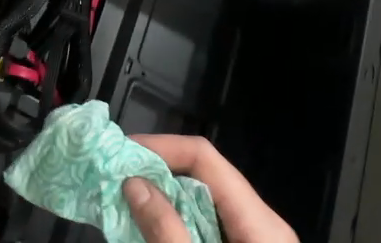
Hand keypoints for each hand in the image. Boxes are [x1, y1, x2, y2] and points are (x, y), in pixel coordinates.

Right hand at [122, 135, 296, 242]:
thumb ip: (168, 231)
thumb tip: (134, 184)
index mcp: (262, 222)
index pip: (205, 156)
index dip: (161, 147)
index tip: (122, 154)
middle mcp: (262, 224)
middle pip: (203, 178)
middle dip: (158, 176)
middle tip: (117, 181)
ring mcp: (256, 241)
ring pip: (203, 205)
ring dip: (165, 202)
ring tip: (129, 206)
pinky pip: (209, 229)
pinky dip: (179, 226)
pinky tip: (156, 232)